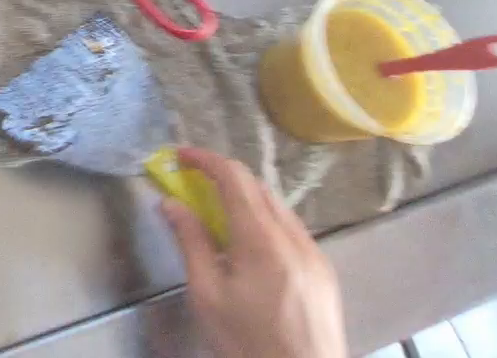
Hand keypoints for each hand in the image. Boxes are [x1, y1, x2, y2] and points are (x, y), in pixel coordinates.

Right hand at [159, 147, 345, 357]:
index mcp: (262, 240)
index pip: (233, 177)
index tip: (179, 157)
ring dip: (245, 197)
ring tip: (217, 213)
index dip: (204, 159)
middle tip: (192, 184)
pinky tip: (249, 245)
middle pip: (256, 186)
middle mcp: (294, 237)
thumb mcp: (208, 296)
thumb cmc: (248, 346)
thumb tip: (171, 203)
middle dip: (223, 176)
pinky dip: (265, 220)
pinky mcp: (325, 273)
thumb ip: (190, 242)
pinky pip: (292, 229)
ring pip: (276, 205)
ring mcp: (315, 255)